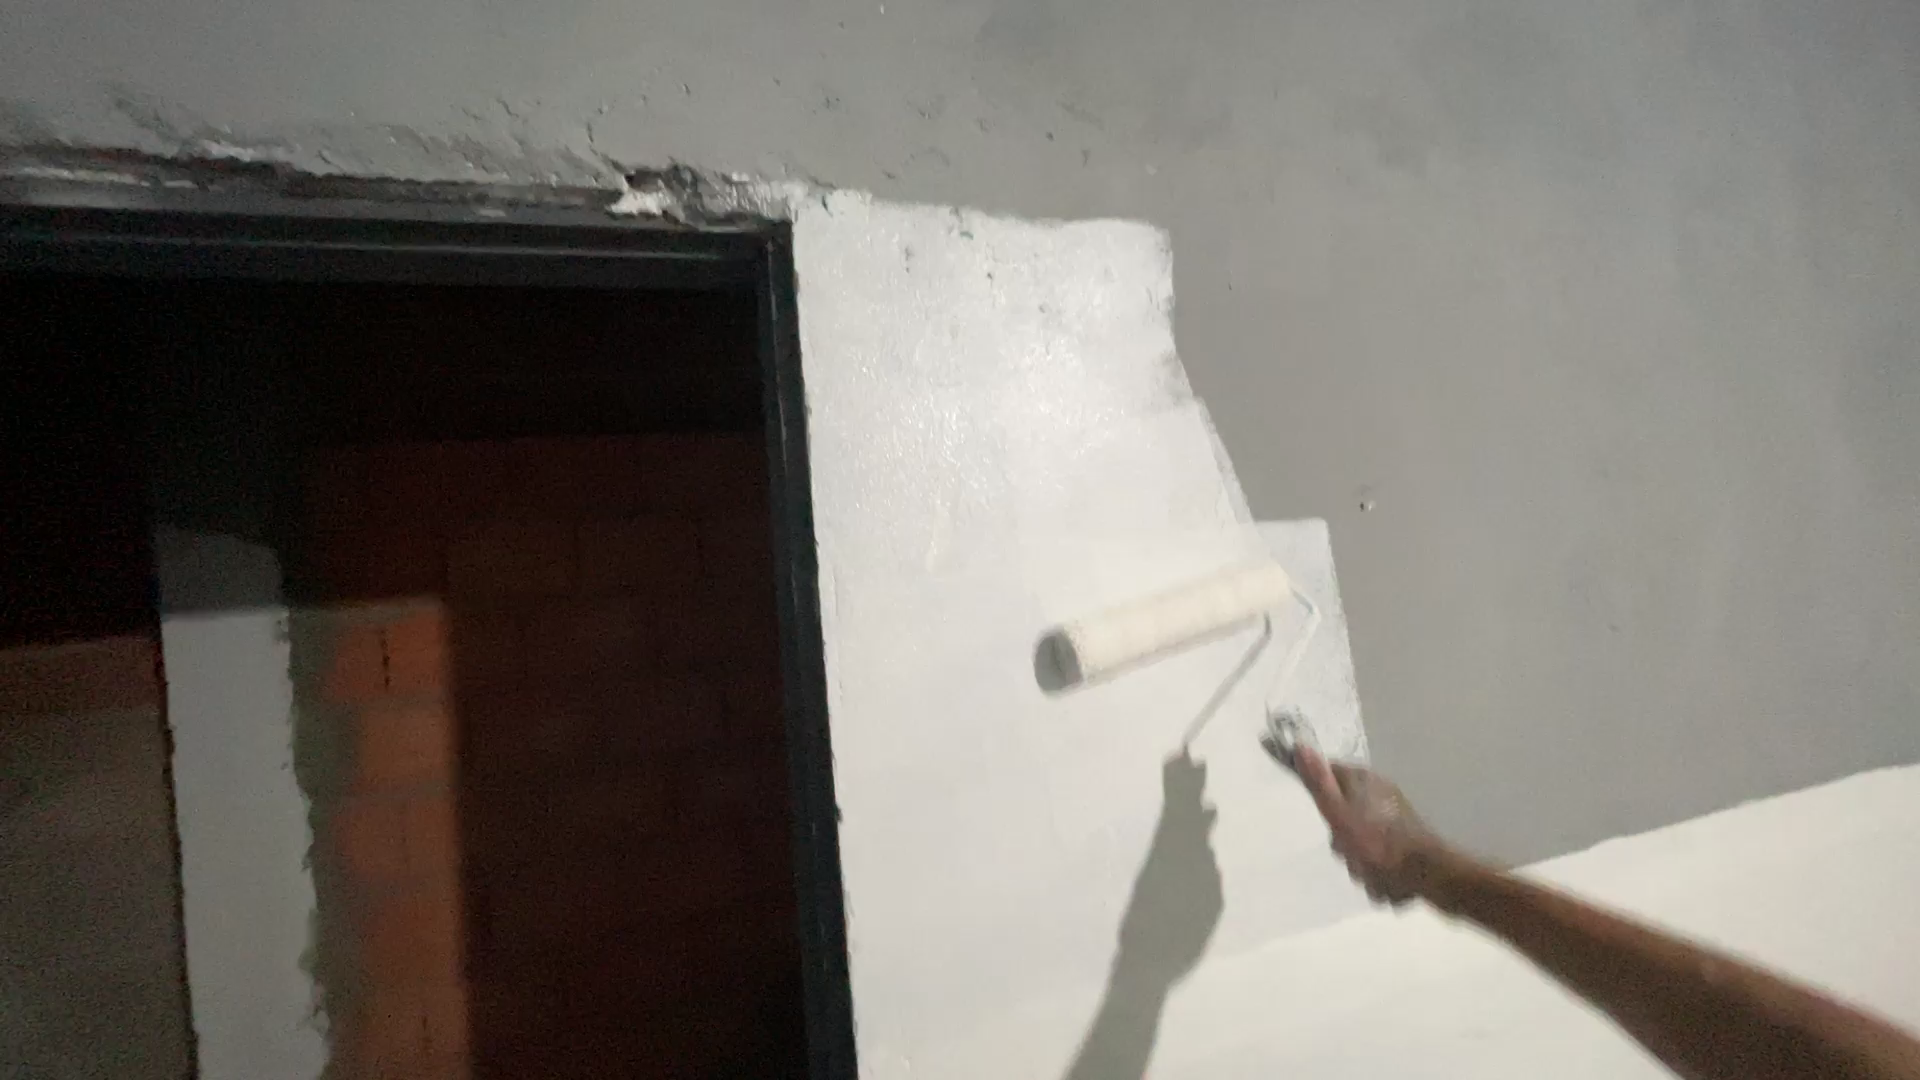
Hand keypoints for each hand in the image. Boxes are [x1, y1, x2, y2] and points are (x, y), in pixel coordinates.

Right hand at [1288, 745, 1445, 905]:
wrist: (1432, 878)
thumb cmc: (1378, 845)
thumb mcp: (1338, 813)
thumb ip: (1317, 782)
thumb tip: (1299, 744)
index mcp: (1361, 779)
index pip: (1325, 775)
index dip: (1319, 797)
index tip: (1326, 818)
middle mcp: (1378, 791)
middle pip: (1340, 810)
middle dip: (1341, 837)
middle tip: (1349, 850)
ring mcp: (1394, 815)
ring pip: (1359, 835)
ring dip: (1359, 858)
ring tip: (1369, 871)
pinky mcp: (1407, 838)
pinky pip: (1379, 852)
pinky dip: (1378, 867)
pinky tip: (1383, 879)